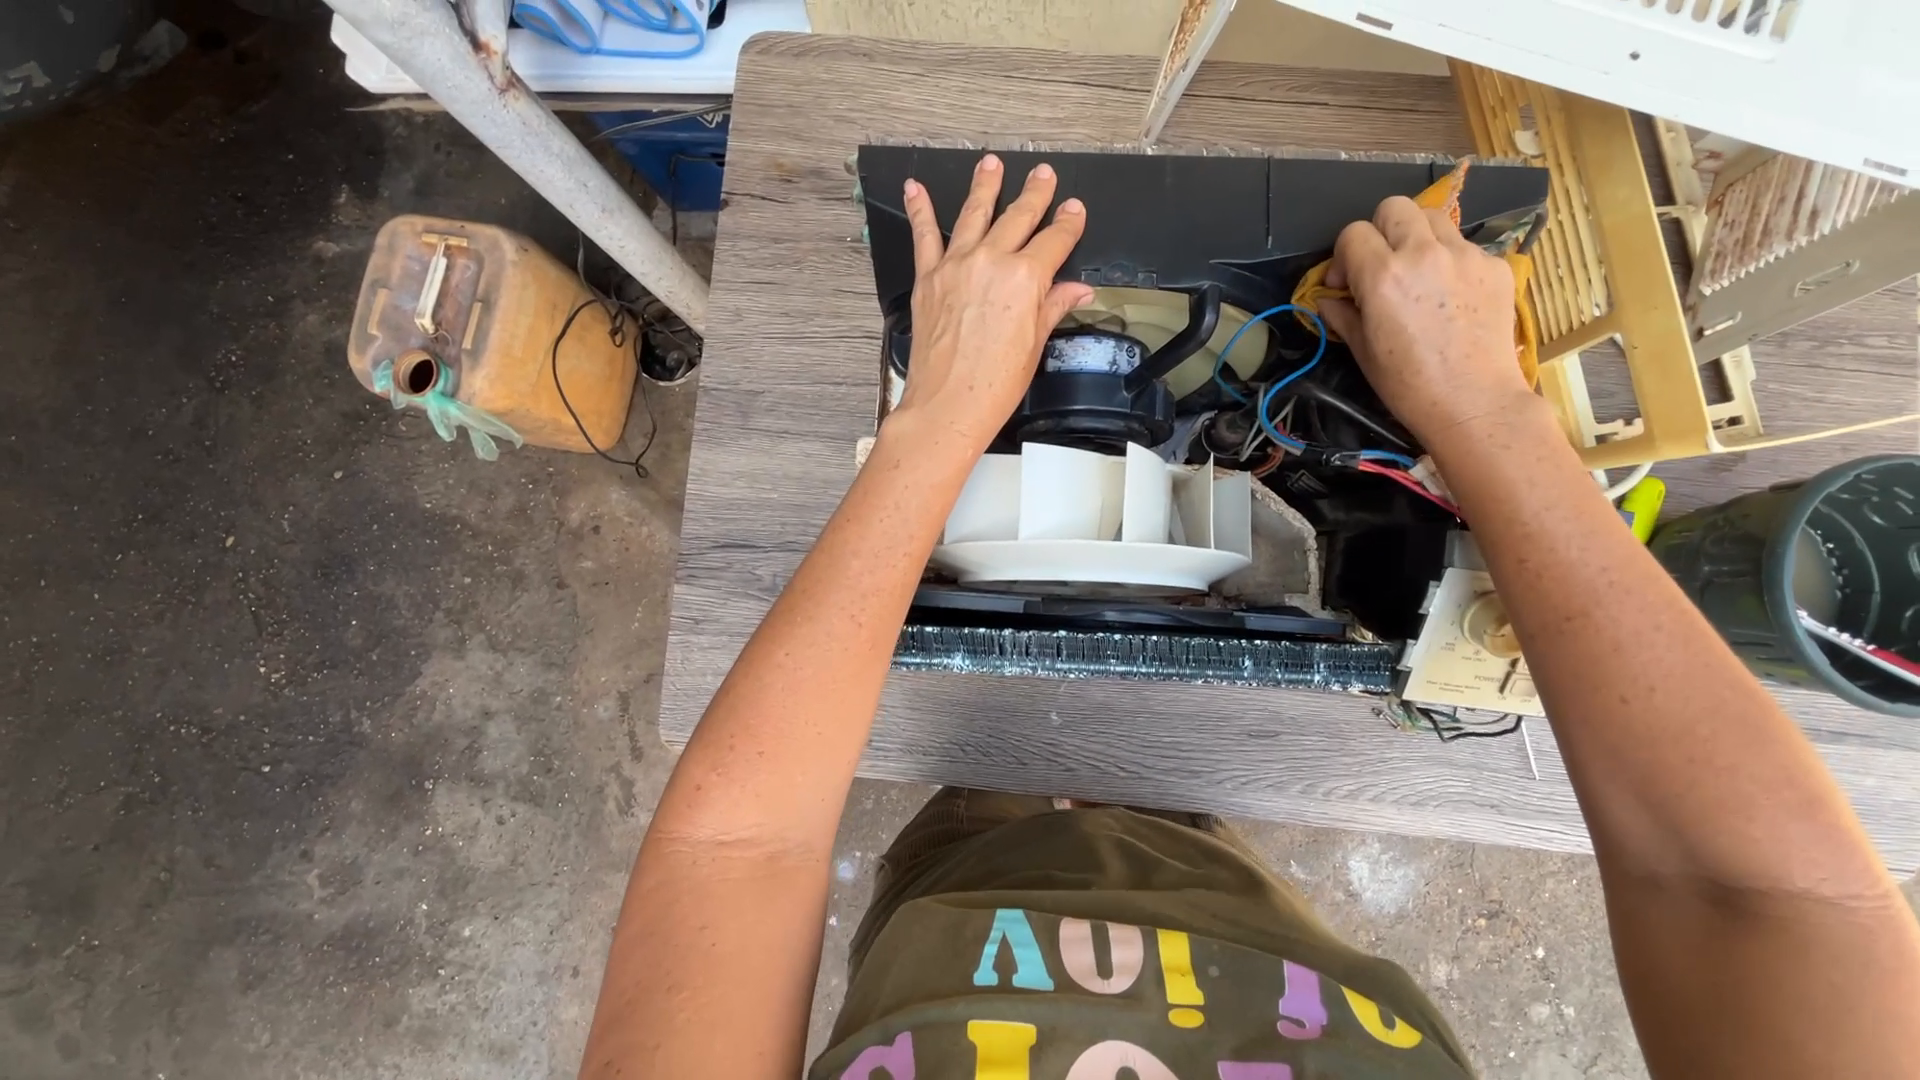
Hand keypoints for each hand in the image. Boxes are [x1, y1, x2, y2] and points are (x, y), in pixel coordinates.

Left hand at [891, 154, 1093, 456]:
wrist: (948, 404)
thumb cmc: (993, 384)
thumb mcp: (1035, 344)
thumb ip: (1052, 307)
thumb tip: (1075, 291)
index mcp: (1026, 278)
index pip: (1055, 240)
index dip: (1068, 223)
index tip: (1074, 210)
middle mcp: (990, 262)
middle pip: (1018, 217)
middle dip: (1034, 194)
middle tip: (1043, 175)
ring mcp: (956, 266)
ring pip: (974, 213)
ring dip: (985, 186)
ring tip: (991, 164)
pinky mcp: (928, 278)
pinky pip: (924, 235)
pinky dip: (919, 210)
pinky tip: (915, 189)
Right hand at [1318, 196, 1534, 446]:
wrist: (1473, 401)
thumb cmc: (1407, 384)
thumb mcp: (1362, 350)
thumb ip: (1342, 314)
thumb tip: (1328, 298)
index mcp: (1383, 276)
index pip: (1353, 233)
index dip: (1343, 255)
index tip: (1345, 282)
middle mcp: (1424, 254)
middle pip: (1394, 207)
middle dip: (1379, 231)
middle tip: (1380, 265)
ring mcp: (1465, 255)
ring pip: (1433, 217)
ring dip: (1415, 236)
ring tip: (1416, 272)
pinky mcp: (1495, 265)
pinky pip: (1463, 246)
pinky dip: (1448, 260)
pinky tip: (1448, 295)